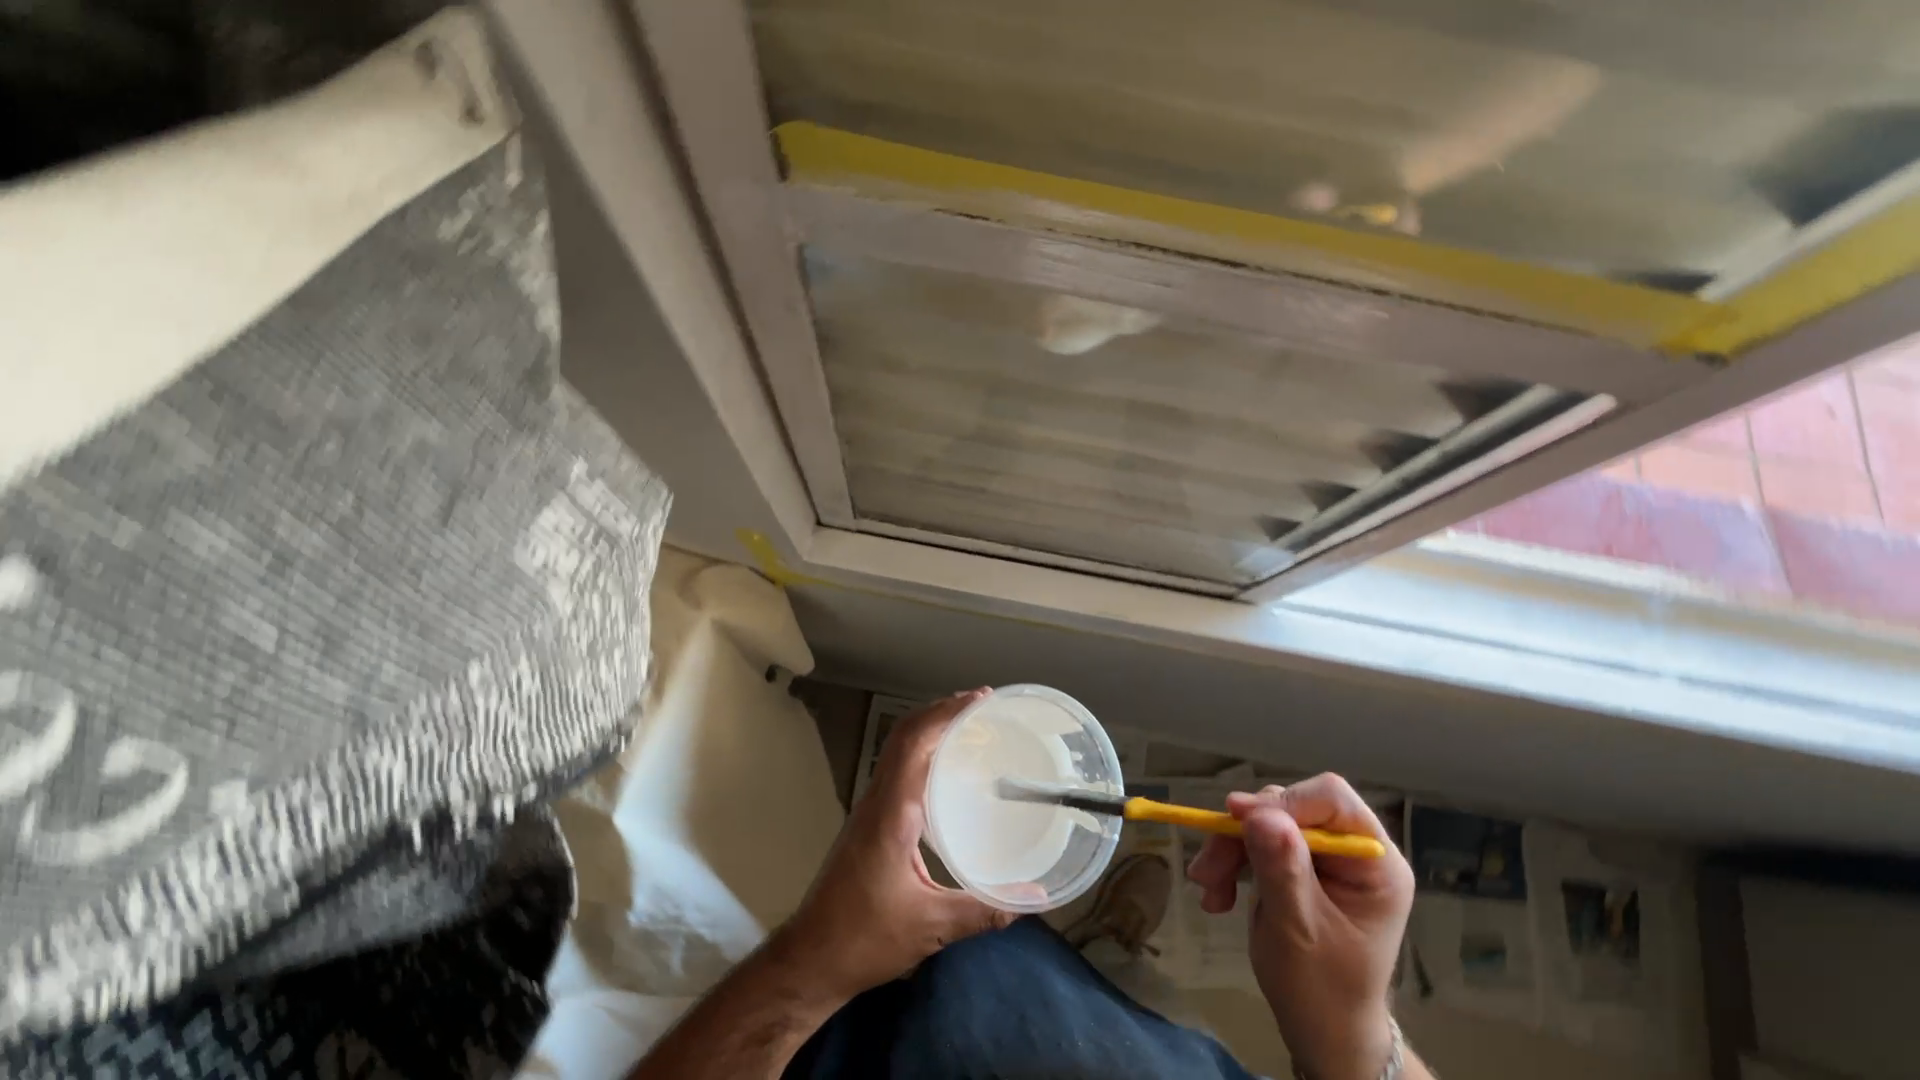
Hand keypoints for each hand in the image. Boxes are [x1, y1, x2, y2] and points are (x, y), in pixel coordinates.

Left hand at [771, 688, 1016, 1000]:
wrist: (812, 958)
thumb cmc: (866, 937)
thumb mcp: (932, 925)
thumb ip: (985, 910)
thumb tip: (1034, 897)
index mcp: (891, 812)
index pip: (915, 742)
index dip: (946, 713)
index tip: (982, 698)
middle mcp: (878, 802)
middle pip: (903, 737)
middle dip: (940, 712)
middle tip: (983, 707)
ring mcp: (869, 812)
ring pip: (897, 753)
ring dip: (929, 731)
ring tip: (969, 729)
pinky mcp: (869, 826)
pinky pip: (897, 774)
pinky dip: (922, 757)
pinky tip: (946, 776)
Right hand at [1186, 775, 1414, 1079]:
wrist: (1321, 1033)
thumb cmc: (1320, 991)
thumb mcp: (1297, 930)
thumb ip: (1281, 869)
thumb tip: (1259, 814)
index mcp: (1375, 864)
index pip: (1331, 800)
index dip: (1283, 801)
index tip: (1235, 816)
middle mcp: (1353, 852)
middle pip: (1291, 810)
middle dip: (1244, 835)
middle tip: (1206, 871)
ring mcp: (1327, 859)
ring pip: (1267, 824)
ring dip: (1230, 850)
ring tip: (1207, 888)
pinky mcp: (1301, 868)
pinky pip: (1259, 844)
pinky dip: (1232, 864)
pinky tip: (1217, 896)